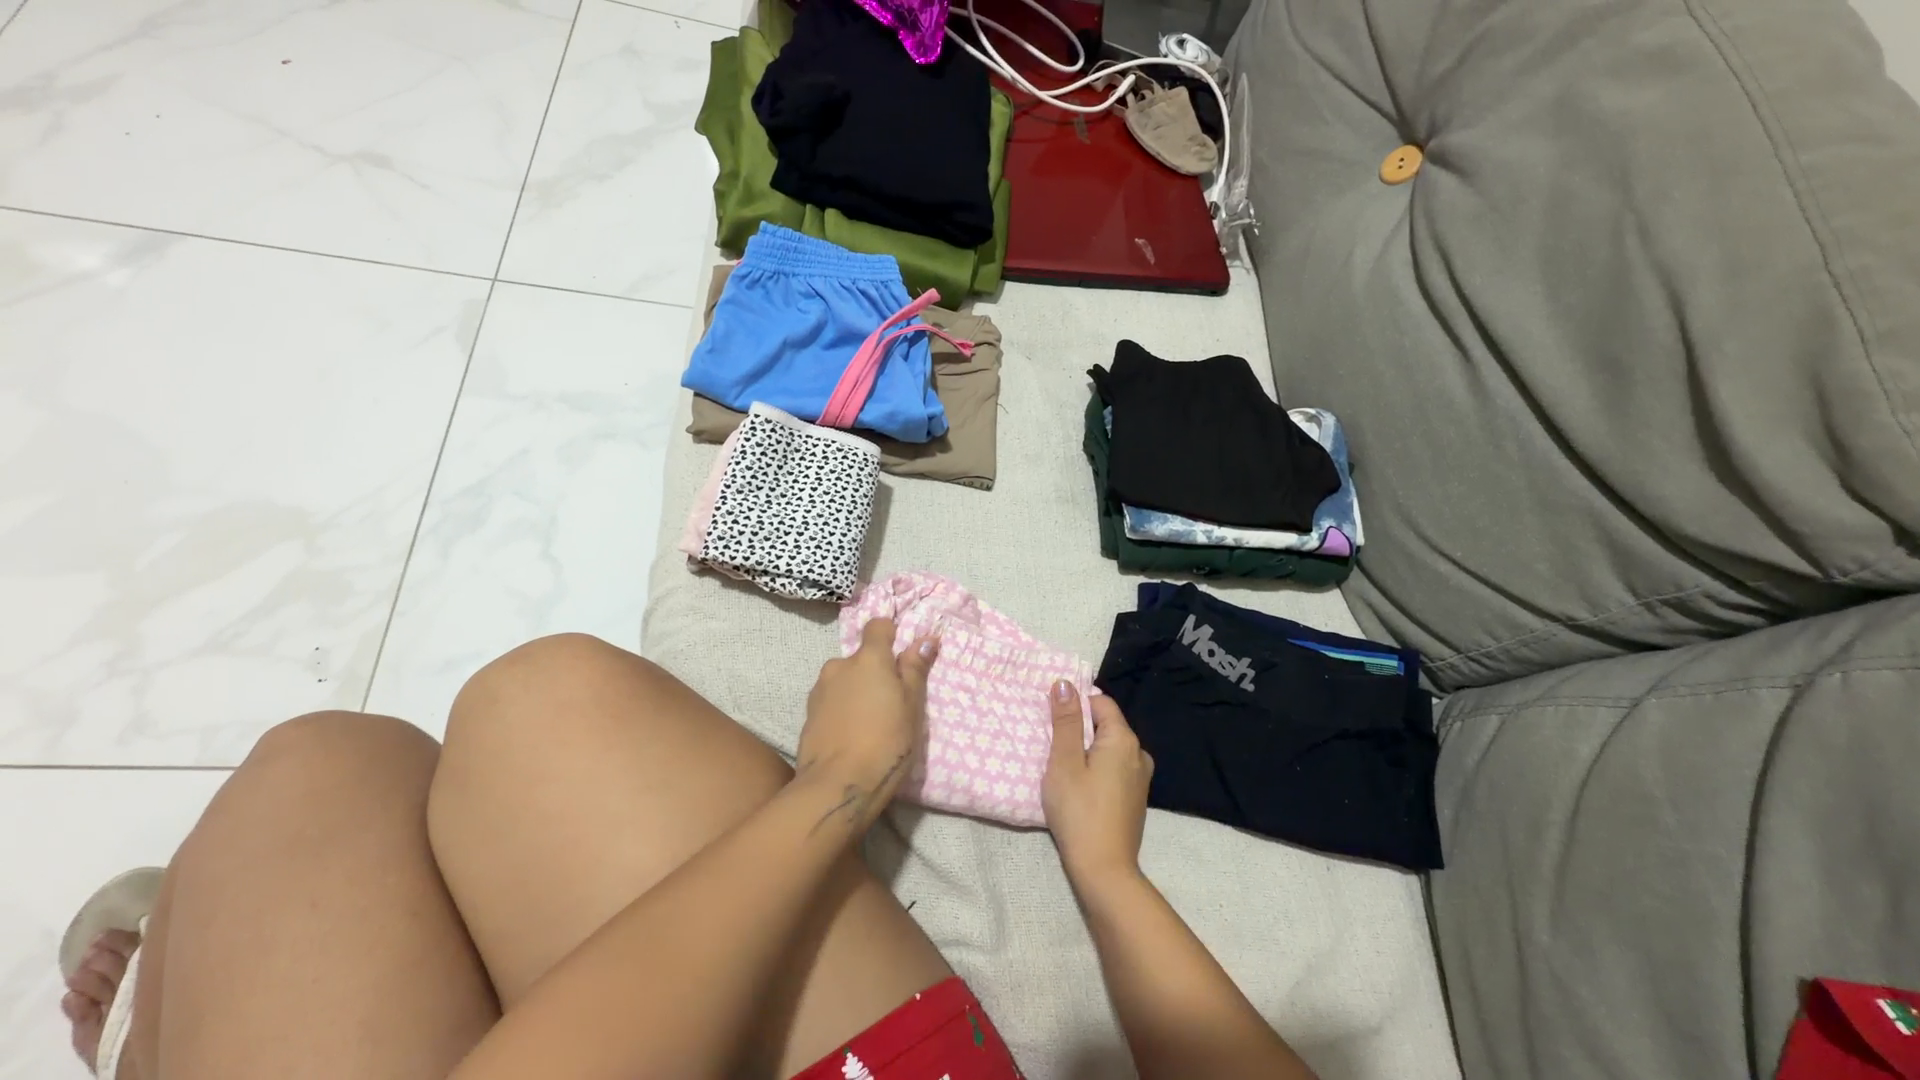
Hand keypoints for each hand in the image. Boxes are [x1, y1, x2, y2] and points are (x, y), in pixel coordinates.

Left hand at [796, 618, 937, 824]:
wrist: (837, 785)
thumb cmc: (886, 743)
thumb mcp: (912, 707)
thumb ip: (915, 670)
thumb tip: (924, 639)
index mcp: (868, 659)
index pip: (877, 626)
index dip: (891, 635)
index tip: (903, 657)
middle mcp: (839, 666)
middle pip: (861, 658)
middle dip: (874, 672)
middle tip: (891, 703)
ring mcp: (819, 690)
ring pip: (844, 680)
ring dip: (856, 691)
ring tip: (870, 723)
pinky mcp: (807, 714)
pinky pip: (831, 701)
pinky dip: (842, 709)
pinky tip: (851, 734)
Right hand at [1043, 682, 1152, 891]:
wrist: (1104, 867)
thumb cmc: (1078, 810)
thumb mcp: (1064, 761)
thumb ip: (1065, 721)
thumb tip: (1066, 684)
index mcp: (1124, 739)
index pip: (1101, 702)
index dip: (1075, 705)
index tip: (1052, 721)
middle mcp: (1139, 754)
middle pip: (1106, 726)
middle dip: (1079, 730)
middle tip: (1051, 747)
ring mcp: (1141, 779)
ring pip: (1109, 750)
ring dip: (1086, 752)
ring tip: (1062, 769)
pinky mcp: (1135, 799)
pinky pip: (1114, 770)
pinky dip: (1096, 770)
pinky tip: (1079, 788)